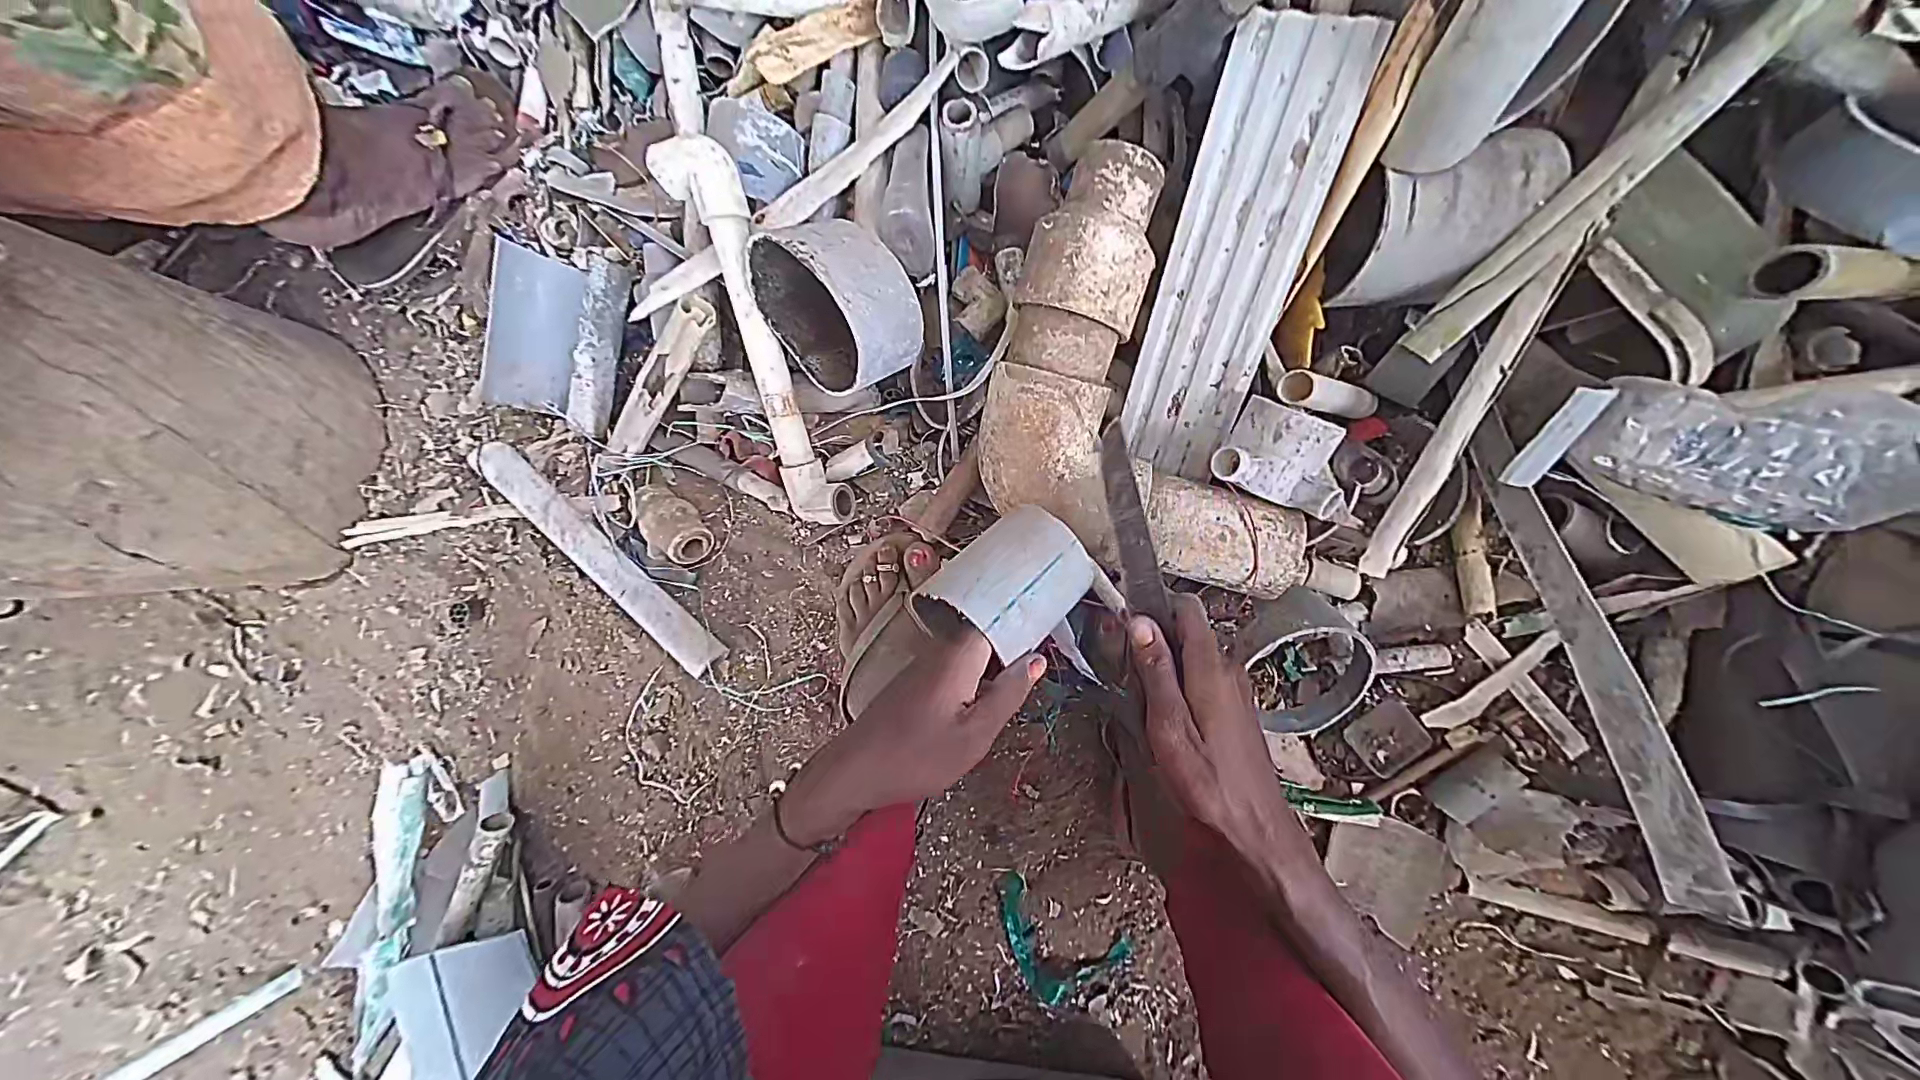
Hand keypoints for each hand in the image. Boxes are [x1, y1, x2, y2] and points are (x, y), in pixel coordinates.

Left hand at [781, 630, 1044, 845]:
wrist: (855, 771)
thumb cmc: (917, 756)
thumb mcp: (975, 734)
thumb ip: (1008, 693)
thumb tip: (1036, 659)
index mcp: (958, 655)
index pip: (998, 616)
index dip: (1026, 613)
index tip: (1054, 612)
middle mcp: (939, 650)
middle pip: (985, 630)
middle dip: (1016, 633)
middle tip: (1052, 639)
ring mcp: (924, 664)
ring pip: (970, 648)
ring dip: (998, 654)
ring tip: (1029, 663)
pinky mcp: (915, 680)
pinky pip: (956, 662)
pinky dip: (978, 669)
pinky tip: (990, 688)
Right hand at [1128, 595, 1311, 862]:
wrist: (1257, 831)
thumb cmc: (1210, 786)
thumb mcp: (1170, 728)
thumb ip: (1155, 673)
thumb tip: (1140, 624)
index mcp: (1211, 669)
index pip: (1186, 608)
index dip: (1154, 606)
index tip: (1125, 622)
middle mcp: (1229, 671)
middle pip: (1186, 631)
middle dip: (1153, 641)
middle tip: (1126, 671)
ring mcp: (1235, 689)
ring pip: (1192, 656)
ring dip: (1164, 666)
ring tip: (1142, 700)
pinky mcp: (1235, 707)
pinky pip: (1201, 678)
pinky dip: (1178, 685)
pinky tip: (1166, 717)